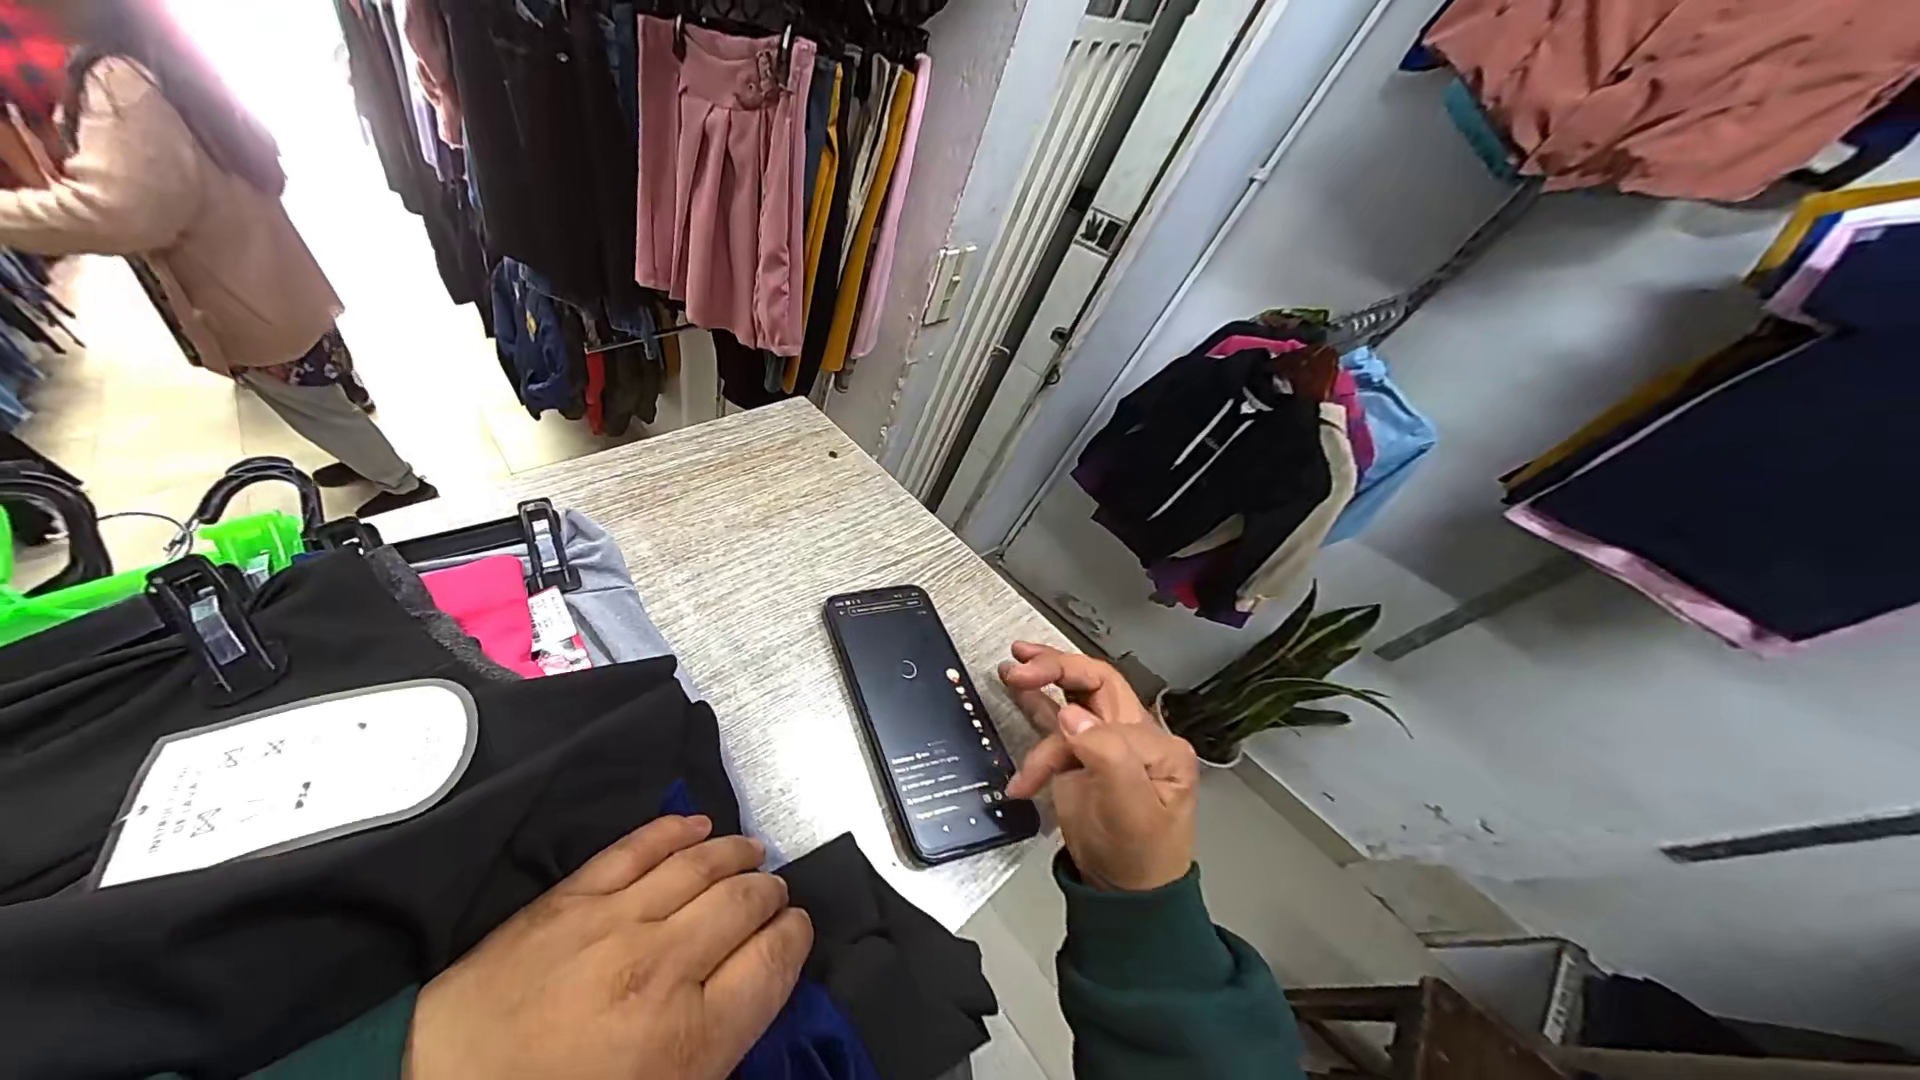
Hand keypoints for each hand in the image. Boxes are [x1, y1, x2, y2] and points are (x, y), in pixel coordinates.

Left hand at [405, 815, 811, 1079]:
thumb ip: (720, 1042)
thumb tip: (760, 977)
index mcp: (688, 1040)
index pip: (774, 959)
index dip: (794, 936)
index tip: (793, 929)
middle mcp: (662, 970)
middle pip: (746, 902)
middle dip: (771, 892)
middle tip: (774, 893)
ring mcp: (615, 925)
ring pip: (702, 865)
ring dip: (736, 853)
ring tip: (751, 852)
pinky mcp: (572, 898)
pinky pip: (640, 847)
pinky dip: (675, 831)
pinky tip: (697, 826)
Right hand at [999, 642, 1197, 890]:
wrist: (1125, 895)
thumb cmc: (1140, 856)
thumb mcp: (1131, 809)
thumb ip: (1107, 756)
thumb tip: (1070, 714)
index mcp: (1158, 743)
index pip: (1112, 709)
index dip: (1077, 725)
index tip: (1052, 753)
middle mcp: (1134, 735)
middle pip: (1094, 684)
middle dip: (1056, 668)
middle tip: (1021, 663)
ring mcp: (1104, 744)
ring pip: (1072, 698)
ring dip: (1042, 680)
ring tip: (1013, 669)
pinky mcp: (1080, 758)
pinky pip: (1054, 727)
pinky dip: (1032, 726)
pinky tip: (1015, 704)